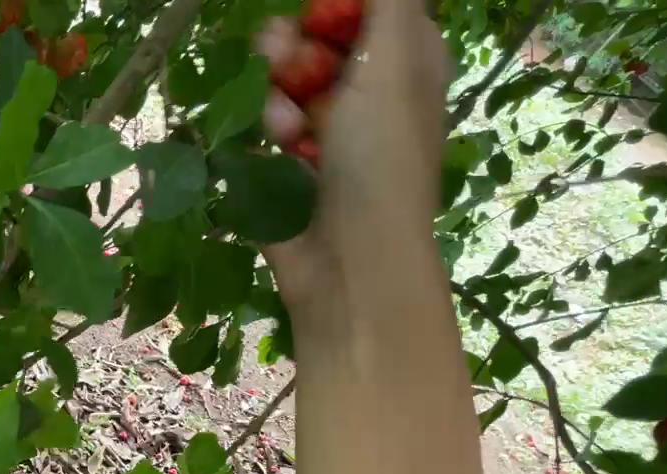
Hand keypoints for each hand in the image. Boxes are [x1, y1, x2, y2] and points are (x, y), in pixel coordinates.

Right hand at [258, 0, 450, 330]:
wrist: (346, 255)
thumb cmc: (380, 158)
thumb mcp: (393, 62)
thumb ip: (388, 3)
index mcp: (404, 64)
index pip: (365, 13)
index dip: (335, 8)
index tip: (312, 15)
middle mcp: (364, 96)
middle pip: (316, 49)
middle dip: (291, 51)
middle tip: (275, 54)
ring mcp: (321, 137)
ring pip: (283, 93)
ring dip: (275, 99)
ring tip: (283, 126)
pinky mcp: (284, 172)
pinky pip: (263, 137)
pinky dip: (263, 137)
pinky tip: (271, 148)